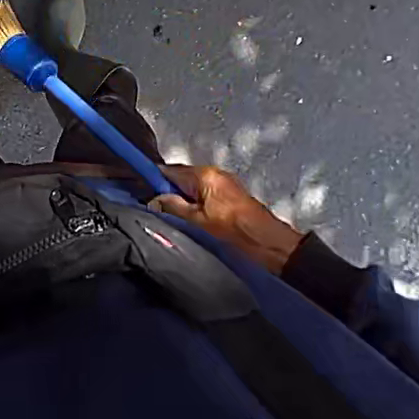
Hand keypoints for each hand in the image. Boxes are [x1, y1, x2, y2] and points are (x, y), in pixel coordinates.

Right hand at [148, 165, 303, 274]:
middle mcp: (215, 174)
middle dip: (170, 193)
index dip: (154, 180)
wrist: (274, 248)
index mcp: (205, 175)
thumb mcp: (197, 222)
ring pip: (192, 188)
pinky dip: (197, 205)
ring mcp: (225, 184)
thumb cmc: (237, 235)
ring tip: (182, 220)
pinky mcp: (232, 196)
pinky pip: (205, 195)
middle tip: (163, 212)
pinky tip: (196, 222)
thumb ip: (172, 207)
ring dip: (184, 201)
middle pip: (180, 178)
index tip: (143, 192)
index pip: (168, 170)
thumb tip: (154, 200)